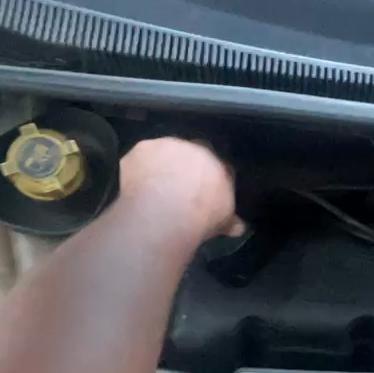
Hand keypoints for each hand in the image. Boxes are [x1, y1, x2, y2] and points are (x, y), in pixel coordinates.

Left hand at [118, 138, 243, 241]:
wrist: (166, 211)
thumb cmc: (202, 216)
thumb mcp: (223, 222)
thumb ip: (231, 221)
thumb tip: (239, 227)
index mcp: (220, 165)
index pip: (219, 166)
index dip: (210, 178)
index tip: (204, 191)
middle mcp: (197, 148)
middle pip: (192, 154)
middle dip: (186, 167)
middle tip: (177, 188)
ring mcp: (169, 145)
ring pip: (166, 151)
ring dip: (161, 164)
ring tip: (153, 186)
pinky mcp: (143, 147)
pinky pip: (141, 156)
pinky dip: (138, 167)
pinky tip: (135, 183)